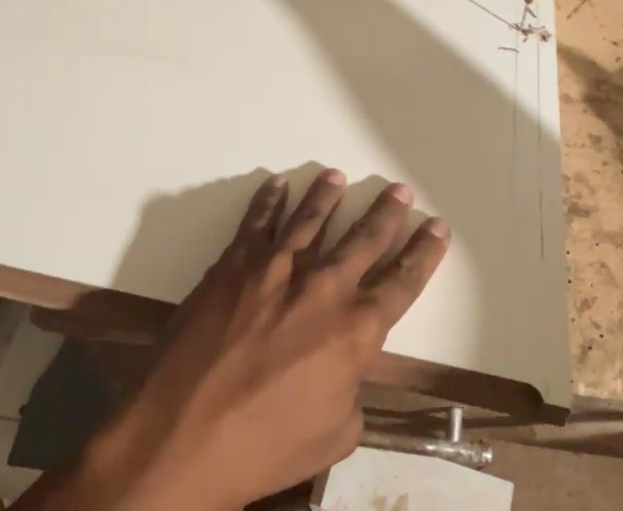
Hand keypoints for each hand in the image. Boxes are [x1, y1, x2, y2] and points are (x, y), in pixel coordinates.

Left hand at [40, 170, 450, 510]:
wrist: (185, 435)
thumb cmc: (265, 446)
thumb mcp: (334, 435)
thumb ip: (350, 391)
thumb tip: (344, 370)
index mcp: (356, 330)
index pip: (403, 282)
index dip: (424, 254)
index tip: (437, 228)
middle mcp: (323, 288)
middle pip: (364, 239)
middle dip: (386, 213)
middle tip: (399, 189)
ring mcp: (276, 270)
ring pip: (311, 219)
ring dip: (328, 196)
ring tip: (339, 176)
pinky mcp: (234, 266)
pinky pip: (257, 223)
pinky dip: (269, 200)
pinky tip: (278, 185)